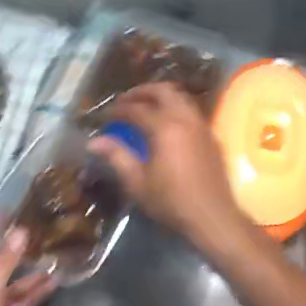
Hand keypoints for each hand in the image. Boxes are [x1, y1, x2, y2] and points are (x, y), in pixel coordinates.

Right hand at [87, 82, 246, 245]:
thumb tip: (94, 141)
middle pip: (165, 91)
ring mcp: (203, 125)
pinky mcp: (212, 135)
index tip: (103, 115)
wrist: (211, 214)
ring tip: (144, 107)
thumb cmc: (171, 201)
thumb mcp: (138, 182)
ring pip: (182, 98)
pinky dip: (176, 107)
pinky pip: (192, 110)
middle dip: (142, 91)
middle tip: (125, 100)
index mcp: (166, 128)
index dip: (117, 109)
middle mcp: (186, 119)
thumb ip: (117, 156)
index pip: (137, 109)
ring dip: (162, 97)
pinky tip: (166, 123)